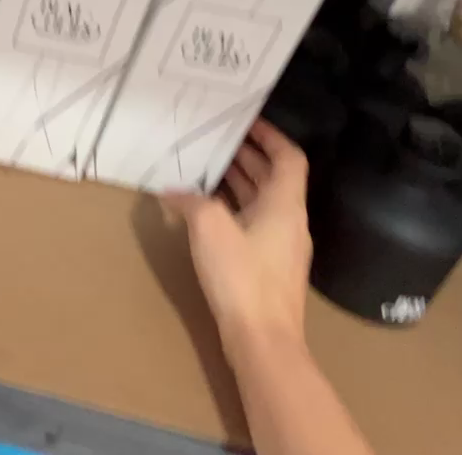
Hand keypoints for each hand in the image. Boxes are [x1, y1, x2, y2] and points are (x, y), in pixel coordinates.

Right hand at [163, 120, 312, 341]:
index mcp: (285, 205)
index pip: (289, 158)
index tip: (246, 121)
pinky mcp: (269, 266)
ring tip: (207, 167)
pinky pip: (255, 221)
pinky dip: (235, 206)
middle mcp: (289, 221)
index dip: (270, 136)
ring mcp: (282, 246)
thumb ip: (190, 200)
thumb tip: (172, 191)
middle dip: (248, 156)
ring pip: (263, 201)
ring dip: (240, 182)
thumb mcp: (208, 226)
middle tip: (217, 139)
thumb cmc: (242, 275)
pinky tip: (207, 209)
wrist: (263, 339)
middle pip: (275, 178)